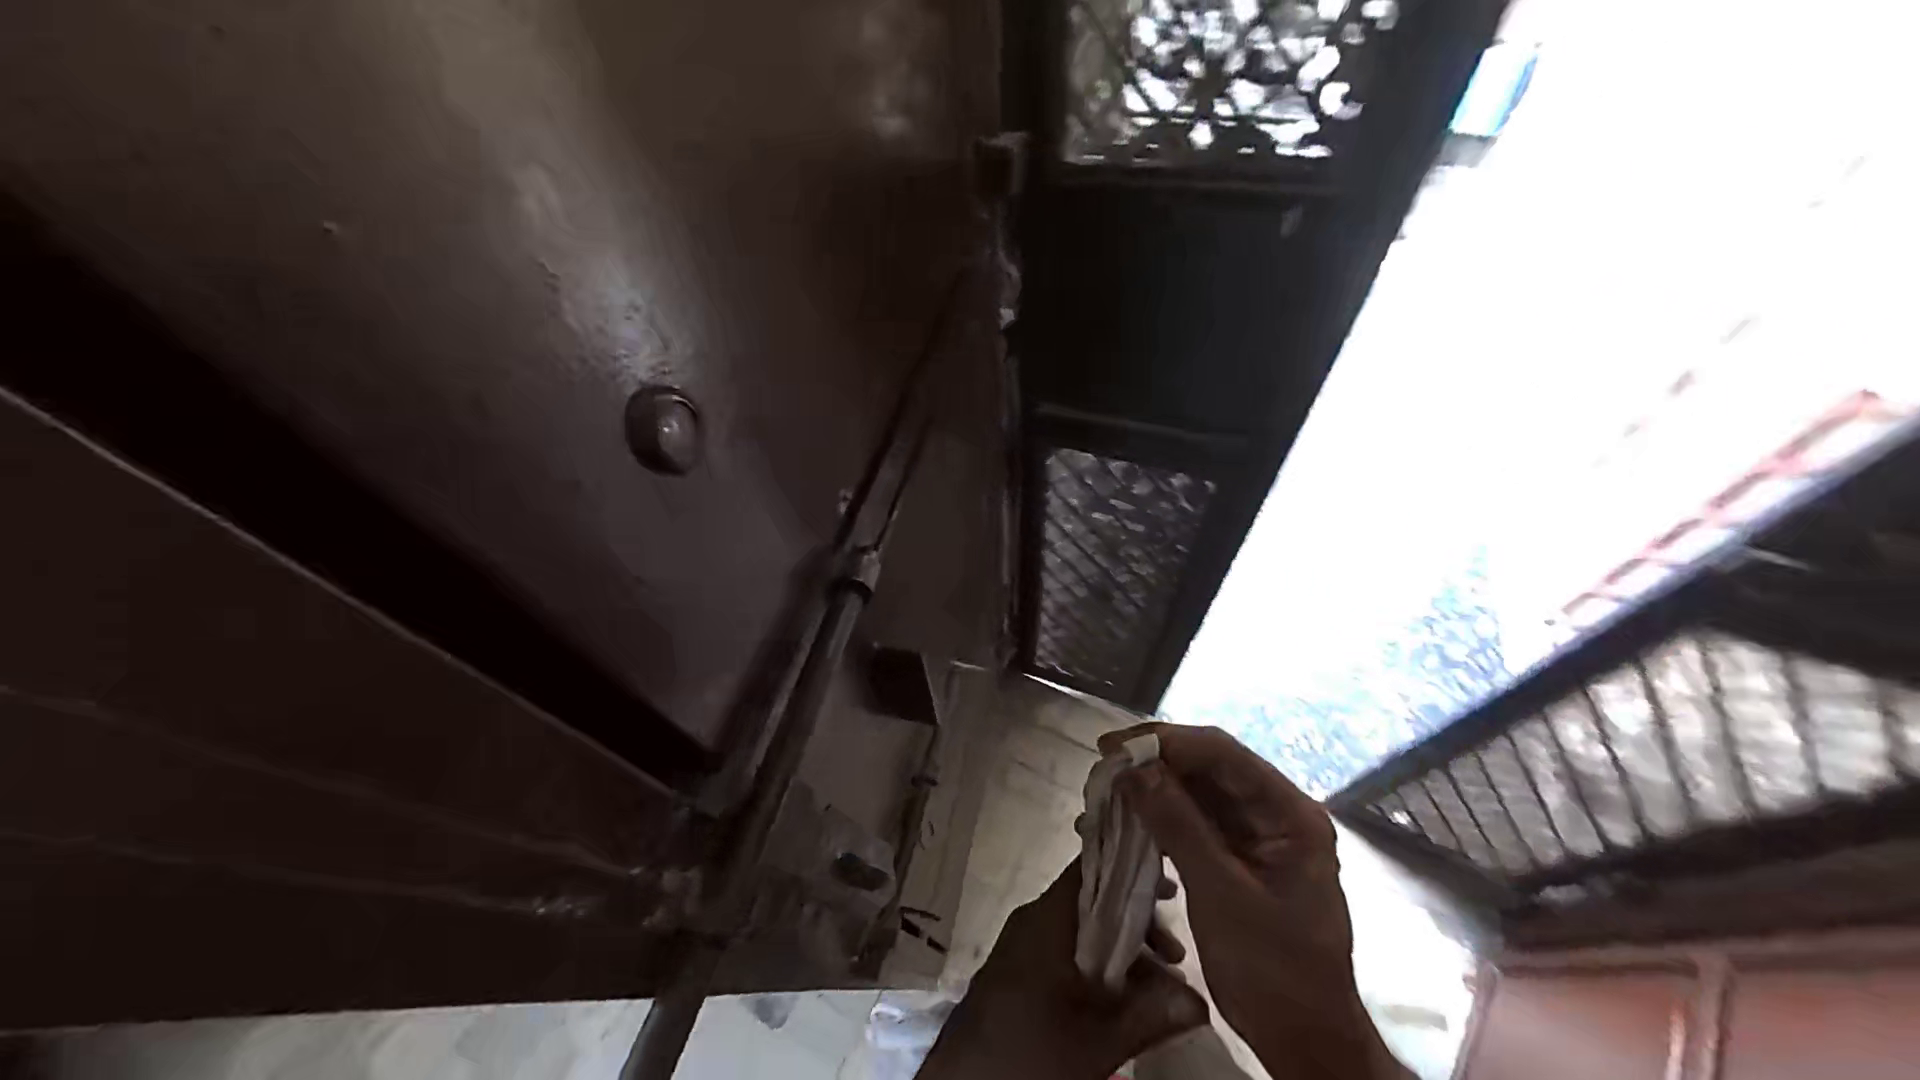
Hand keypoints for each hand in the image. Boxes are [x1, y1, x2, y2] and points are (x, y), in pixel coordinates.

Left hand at [917, 861, 1206, 1079]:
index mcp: (1050, 917)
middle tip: (1175, 956)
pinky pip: (1063, 948)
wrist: (963, 1078)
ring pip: (1080, 928)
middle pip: (1093, 900)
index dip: (1130, 870)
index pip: (1091, 868)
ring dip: (1119, 949)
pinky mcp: (1018, 967)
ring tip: (1157, 987)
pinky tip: (1119, 999)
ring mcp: (1023, 942)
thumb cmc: (1031, 1049)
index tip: (1169, 889)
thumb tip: (1202, 1000)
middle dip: (1136, 922)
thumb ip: (1151, 1014)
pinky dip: (1095, 963)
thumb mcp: (1098, 1038)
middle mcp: (1034, 918)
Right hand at [1102, 723, 1404, 1079]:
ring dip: (1152, 784)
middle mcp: (1274, 811)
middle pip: (1207, 765)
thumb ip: (1178, 825)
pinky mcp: (1235, 852)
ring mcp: (1255, 831)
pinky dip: (1159, 813)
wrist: (1303, 1039)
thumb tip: (1132, 767)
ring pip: (1196, 789)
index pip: (1222, 753)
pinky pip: (1192, 817)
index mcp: (1289, 813)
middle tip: (1104, 762)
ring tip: (1108, 784)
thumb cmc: (1274, 971)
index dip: (1166, 741)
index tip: (1114, 747)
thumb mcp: (1222, 894)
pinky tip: (1127, 814)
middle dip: (1154, 759)